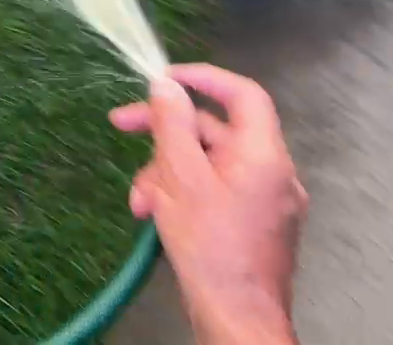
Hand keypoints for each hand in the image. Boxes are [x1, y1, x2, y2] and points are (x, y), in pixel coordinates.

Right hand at [110, 64, 306, 344]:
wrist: (235, 315)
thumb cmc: (208, 241)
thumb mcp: (179, 174)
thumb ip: (172, 123)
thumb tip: (166, 85)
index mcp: (263, 155)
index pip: (242, 94)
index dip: (202, 77)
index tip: (162, 77)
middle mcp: (271, 172)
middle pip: (213, 128)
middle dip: (163, 130)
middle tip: (121, 124)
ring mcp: (263, 198)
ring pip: (204, 160)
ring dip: (163, 169)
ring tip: (139, 197)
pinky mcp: (251, 220)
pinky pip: (211, 187)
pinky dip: (179, 190)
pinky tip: (152, 211)